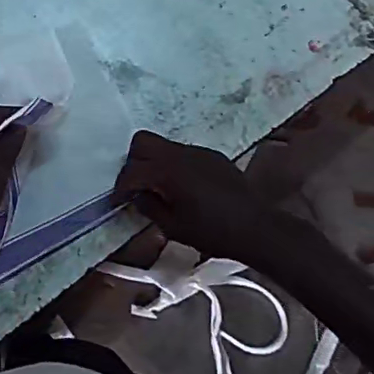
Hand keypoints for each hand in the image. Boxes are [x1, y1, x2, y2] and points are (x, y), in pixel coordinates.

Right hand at [115, 131, 273, 261]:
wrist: (256, 228)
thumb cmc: (212, 232)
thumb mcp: (172, 227)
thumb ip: (149, 206)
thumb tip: (138, 195)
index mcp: (166, 171)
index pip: (132, 170)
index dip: (120, 186)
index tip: (117, 200)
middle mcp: (179, 154)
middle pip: (143, 142)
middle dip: (133, 161)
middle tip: (136, 185)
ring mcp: (197, 151)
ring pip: (164, 146)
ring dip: (155, 163)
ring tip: (161, 188)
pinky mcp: (212, 156)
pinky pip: (184, 153)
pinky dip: (176, 166)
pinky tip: (186, 189)